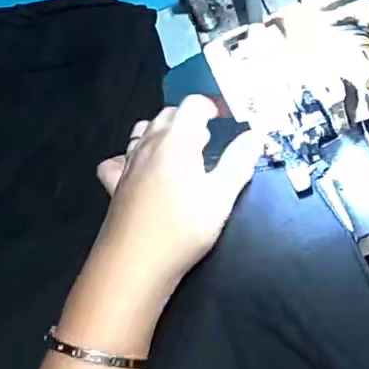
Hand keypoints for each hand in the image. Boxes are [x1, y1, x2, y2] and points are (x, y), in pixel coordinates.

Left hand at [88, 94, 259, 295]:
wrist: (134, 264)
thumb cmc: (183, 227)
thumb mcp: (222, 196)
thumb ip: (239, 161)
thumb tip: (254, 135)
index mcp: (177, 139)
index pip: (193, 105)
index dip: (212, 106)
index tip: (225, 119)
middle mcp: (148, 144)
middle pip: (167, 114)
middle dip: (189, 118)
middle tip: (209, 139)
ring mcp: (128, 164)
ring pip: (142, 132)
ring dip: (162, 132)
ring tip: (180, 152)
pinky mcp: (114, 186)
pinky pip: (119, 160)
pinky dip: (131, 157)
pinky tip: (141, 171)